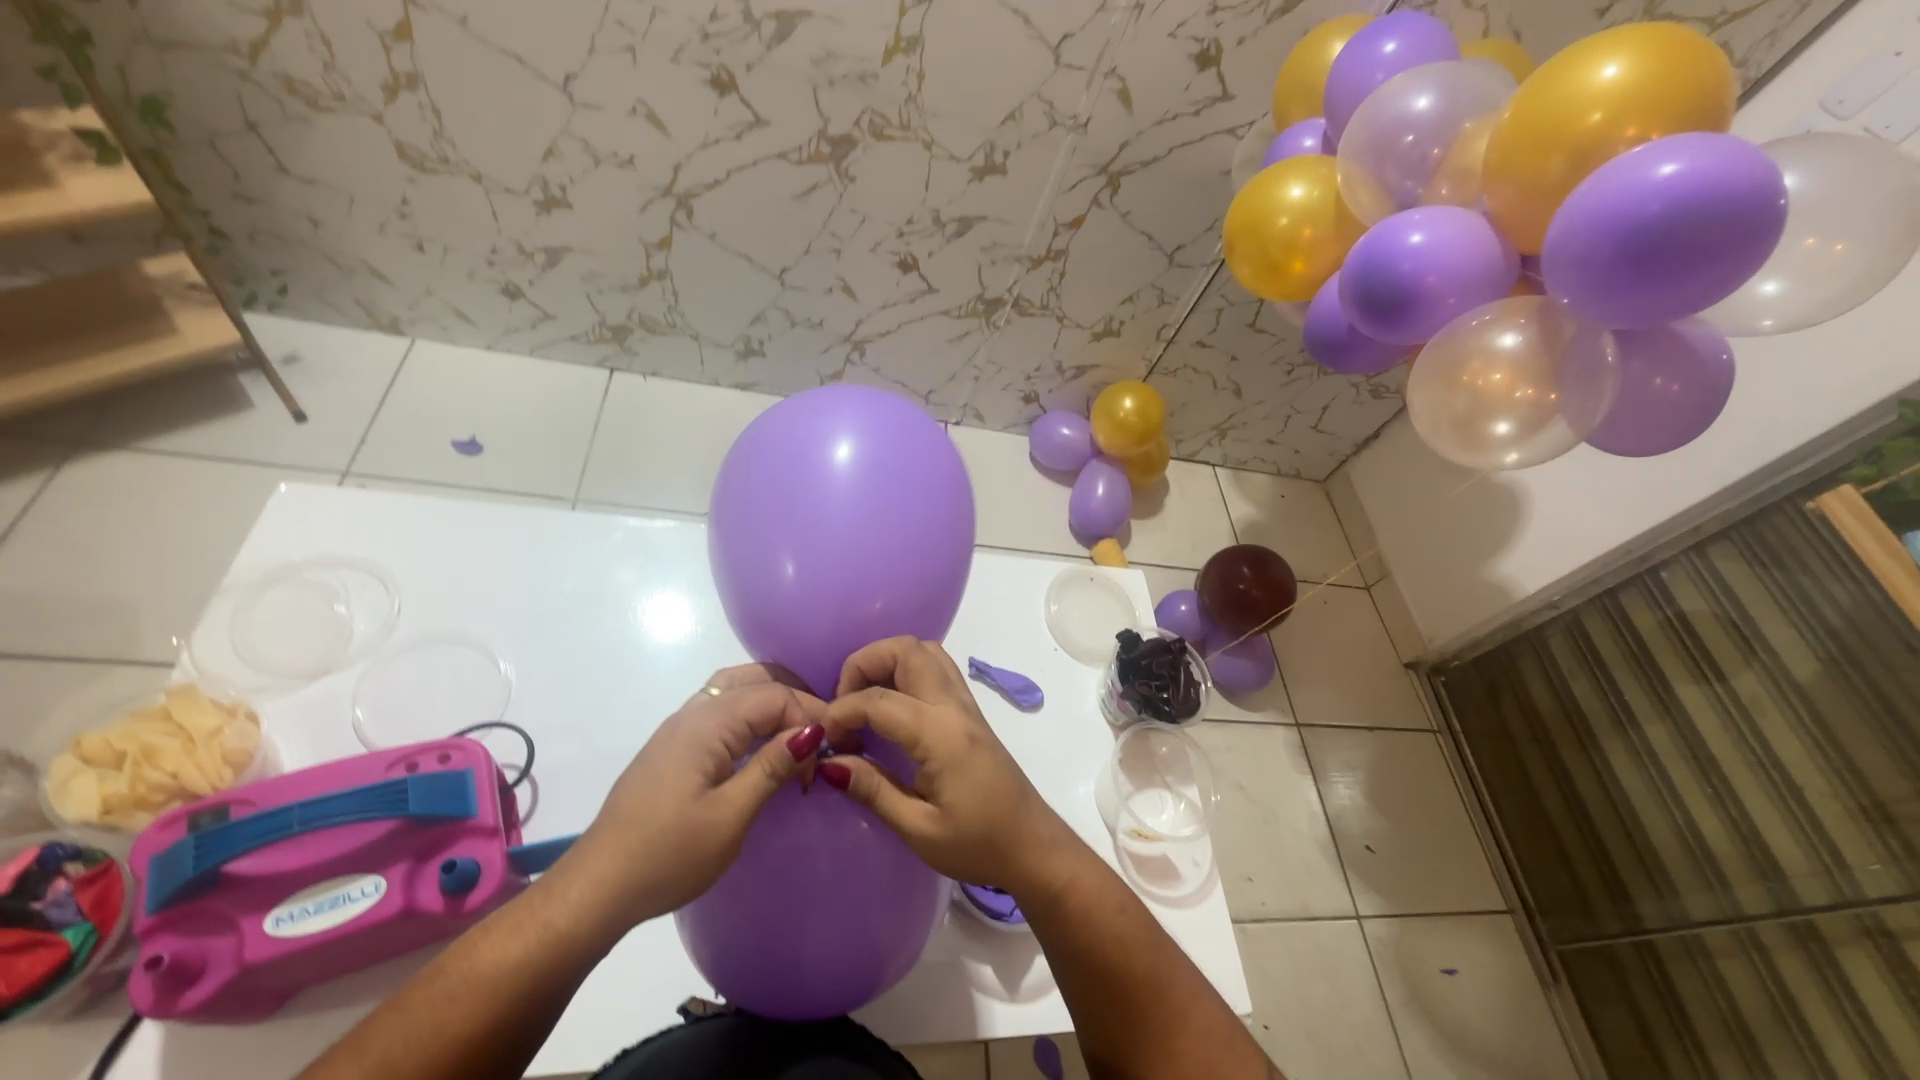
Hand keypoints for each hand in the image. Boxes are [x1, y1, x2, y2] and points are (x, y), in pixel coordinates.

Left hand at [557, 664, 828, 929]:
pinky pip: (720, 712)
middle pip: (753, 680)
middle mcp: (691, 714)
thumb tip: (813, 730)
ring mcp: (678, 730)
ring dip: (772, 702)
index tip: (836, 749)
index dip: (810, 715)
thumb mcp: (730, 816)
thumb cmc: (669, 855)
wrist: (600, 886)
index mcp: (706, 725)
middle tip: (825, 734)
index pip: (773, 695)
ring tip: (801, 734)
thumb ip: (772, 767)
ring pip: (734, 691)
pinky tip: (765, 745)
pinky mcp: (673, 750)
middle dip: (795, 698)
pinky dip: (751, 716)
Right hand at [819, 637, 1080, 895]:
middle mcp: (955, 707)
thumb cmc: (978, 846)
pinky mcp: (971, 715)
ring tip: (864, 705)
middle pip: (907, 649)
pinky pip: (937, 670)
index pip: (878, 699)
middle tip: (844, 706)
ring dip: (887, 663)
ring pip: (925, 652)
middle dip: (864, 664)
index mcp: (940, 734)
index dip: (840, 711)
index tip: (822, 739)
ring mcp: (967, 706)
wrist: (1033, 849)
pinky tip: (890, 712)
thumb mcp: (918, 829)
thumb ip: (872, 789)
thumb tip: (828, 762)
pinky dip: (906, 673)